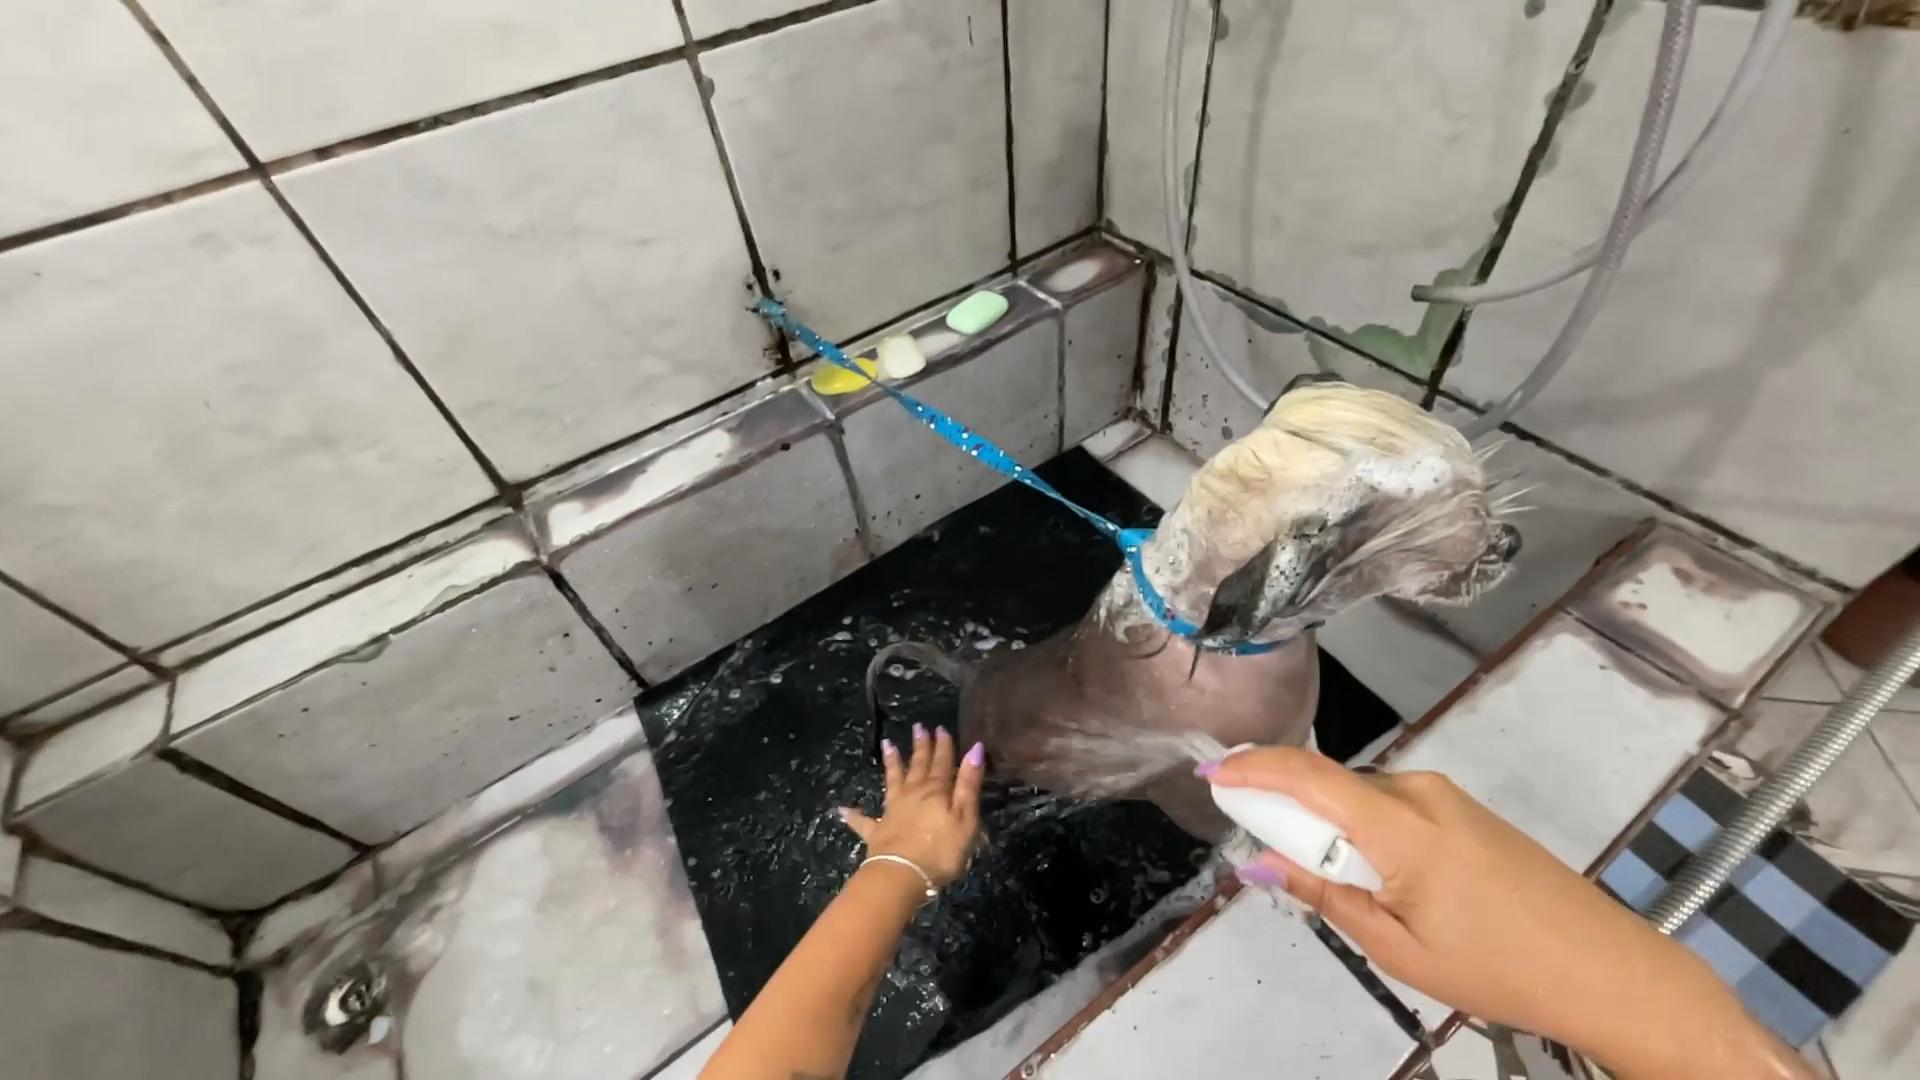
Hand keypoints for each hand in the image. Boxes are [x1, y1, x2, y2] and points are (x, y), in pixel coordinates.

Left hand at [841, 724, 983, 887]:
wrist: (901, 875)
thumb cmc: (941, 850)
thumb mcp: (964, 817)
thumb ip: (969, 783)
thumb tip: (976, 748)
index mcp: (936, 791)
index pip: (942, 762)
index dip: (943, 745)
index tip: (940, 727)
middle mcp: (912, 794)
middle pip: (917, 765)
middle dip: (920, 746)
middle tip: (918, 726)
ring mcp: (891, 811)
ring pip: (892, 781)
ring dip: (890, 763)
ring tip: (886, 745)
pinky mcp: (876, 831)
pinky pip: (863, 821)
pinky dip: (853, 815)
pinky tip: (841, 810)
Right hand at [1209, 748, 1808, 1077]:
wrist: (1614, 972)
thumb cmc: (1497, 968)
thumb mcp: (1396, 947)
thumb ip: (1322, 894)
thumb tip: (1259, 863)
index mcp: (1399, 823)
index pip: (1306, 774)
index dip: (1251, 767)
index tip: (1210, 774)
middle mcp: (1418, 791)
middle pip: (1328, 783)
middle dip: (1286, 807)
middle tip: (1268, 848)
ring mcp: (1445, 796)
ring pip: (1357, 796)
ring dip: (1326, 822)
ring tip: (1336, 879)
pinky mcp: (1462, 808)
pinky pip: (1388, 804)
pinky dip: (1360, 825)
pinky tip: (1380, 873)